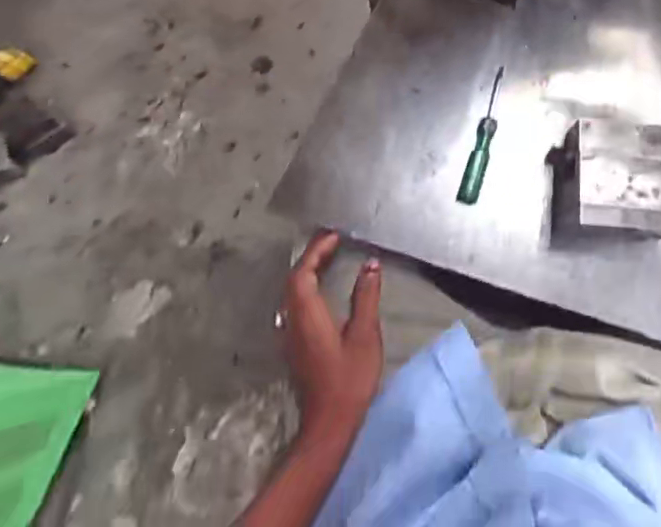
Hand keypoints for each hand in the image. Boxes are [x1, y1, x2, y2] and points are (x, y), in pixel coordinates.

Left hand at [281, 231, 382, 442]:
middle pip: (294, 281)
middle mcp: (292, 322)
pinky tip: (324, 287)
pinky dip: (308, 287)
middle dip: (311, 256)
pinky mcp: (295, 345)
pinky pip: (296, 304)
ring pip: (292, 293)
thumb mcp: (364, 334)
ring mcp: (290, 335)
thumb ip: (365, 296)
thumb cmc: (349, 378)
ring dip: (308, 271)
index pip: (303, 273)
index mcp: (307, 315)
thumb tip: (370, 264)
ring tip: (330, 256)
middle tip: (333, 240)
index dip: (316, 251)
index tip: (334, 235)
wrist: (329, 424)